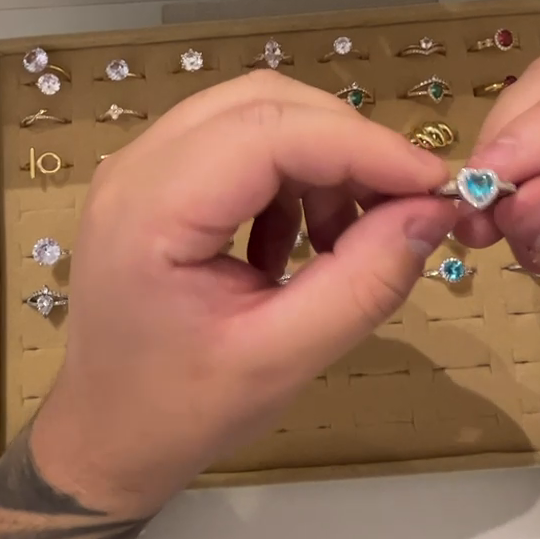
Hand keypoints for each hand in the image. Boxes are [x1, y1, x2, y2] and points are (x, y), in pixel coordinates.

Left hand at [28, 71, 455, 515]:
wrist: (105, 434)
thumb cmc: (180, 410)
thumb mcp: (282, 360)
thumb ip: (363, 283)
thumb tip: (433, 212)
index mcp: (150, 210)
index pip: (269, 132)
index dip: (362, 145)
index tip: (435, 182)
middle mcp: (135, 166)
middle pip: (262, 104)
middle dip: (345, 143)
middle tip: (399, 204)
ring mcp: (137, 166)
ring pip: (252, 114)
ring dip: (317, 160)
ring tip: (342, 237)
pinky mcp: (152, 180)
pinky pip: (234, 144)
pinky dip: (285, 176)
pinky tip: (293, 242)